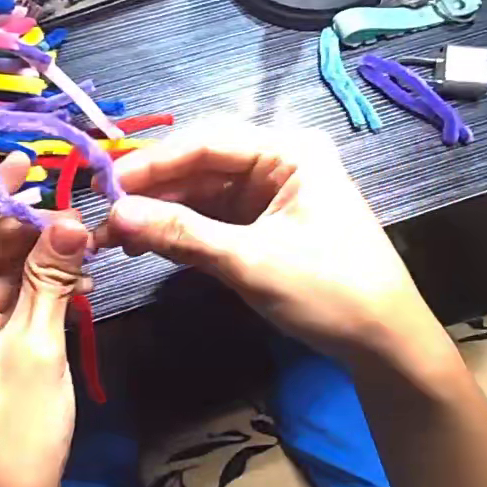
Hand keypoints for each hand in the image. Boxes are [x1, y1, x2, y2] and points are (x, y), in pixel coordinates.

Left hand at [0, 152, 89, 486]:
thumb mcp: (34, 351)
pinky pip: (1, 301)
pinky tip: (70, 268)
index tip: (23, 163)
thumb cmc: (14, 441)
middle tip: (62, 197)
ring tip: (74, 230)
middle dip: (16, 229)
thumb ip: (49, 280)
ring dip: (31, 255)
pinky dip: (33, 285)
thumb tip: (71, 218)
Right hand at [95, 124, 446, 369]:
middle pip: (201, 167)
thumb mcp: (251, 261)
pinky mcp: (262, 225)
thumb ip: (182, 234)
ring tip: (115, 236)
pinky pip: (212, 219)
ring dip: (161, 214)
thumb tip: (116, 215)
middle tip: (103, 215)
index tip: (104, 184)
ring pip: (201, 194)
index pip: (207, 144)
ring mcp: (269, 194)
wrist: (382, 343)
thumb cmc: (329, 291)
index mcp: (288, 151)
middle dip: (153, 192)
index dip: (152, 163)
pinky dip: (180, 232)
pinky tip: (146, 243)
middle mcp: (277, 163)